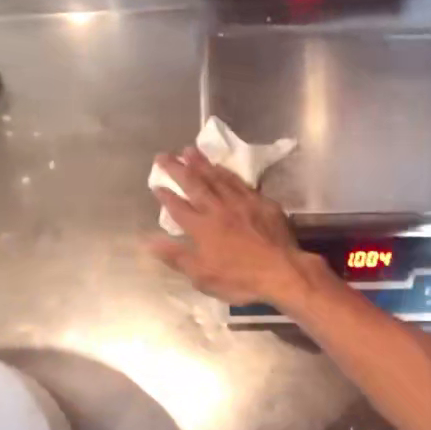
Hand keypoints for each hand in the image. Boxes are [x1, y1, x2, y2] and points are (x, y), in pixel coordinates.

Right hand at [149, 150, 313, 306]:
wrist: (282, 271)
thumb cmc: (240, 279)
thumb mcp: (202, 276)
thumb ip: (176, 257)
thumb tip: (149, 242)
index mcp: (201, 227)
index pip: (178, 207)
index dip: (166, 195)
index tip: (156, 184)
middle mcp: (218, 209)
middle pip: (194, 184)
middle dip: (177, 169)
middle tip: (164, 155)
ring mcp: (241, 202)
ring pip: (217, 177)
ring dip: (202, 163)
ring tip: (189, 150)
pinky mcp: (261, 203)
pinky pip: (240, 182)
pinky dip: (227, 172)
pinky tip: (222, 167)